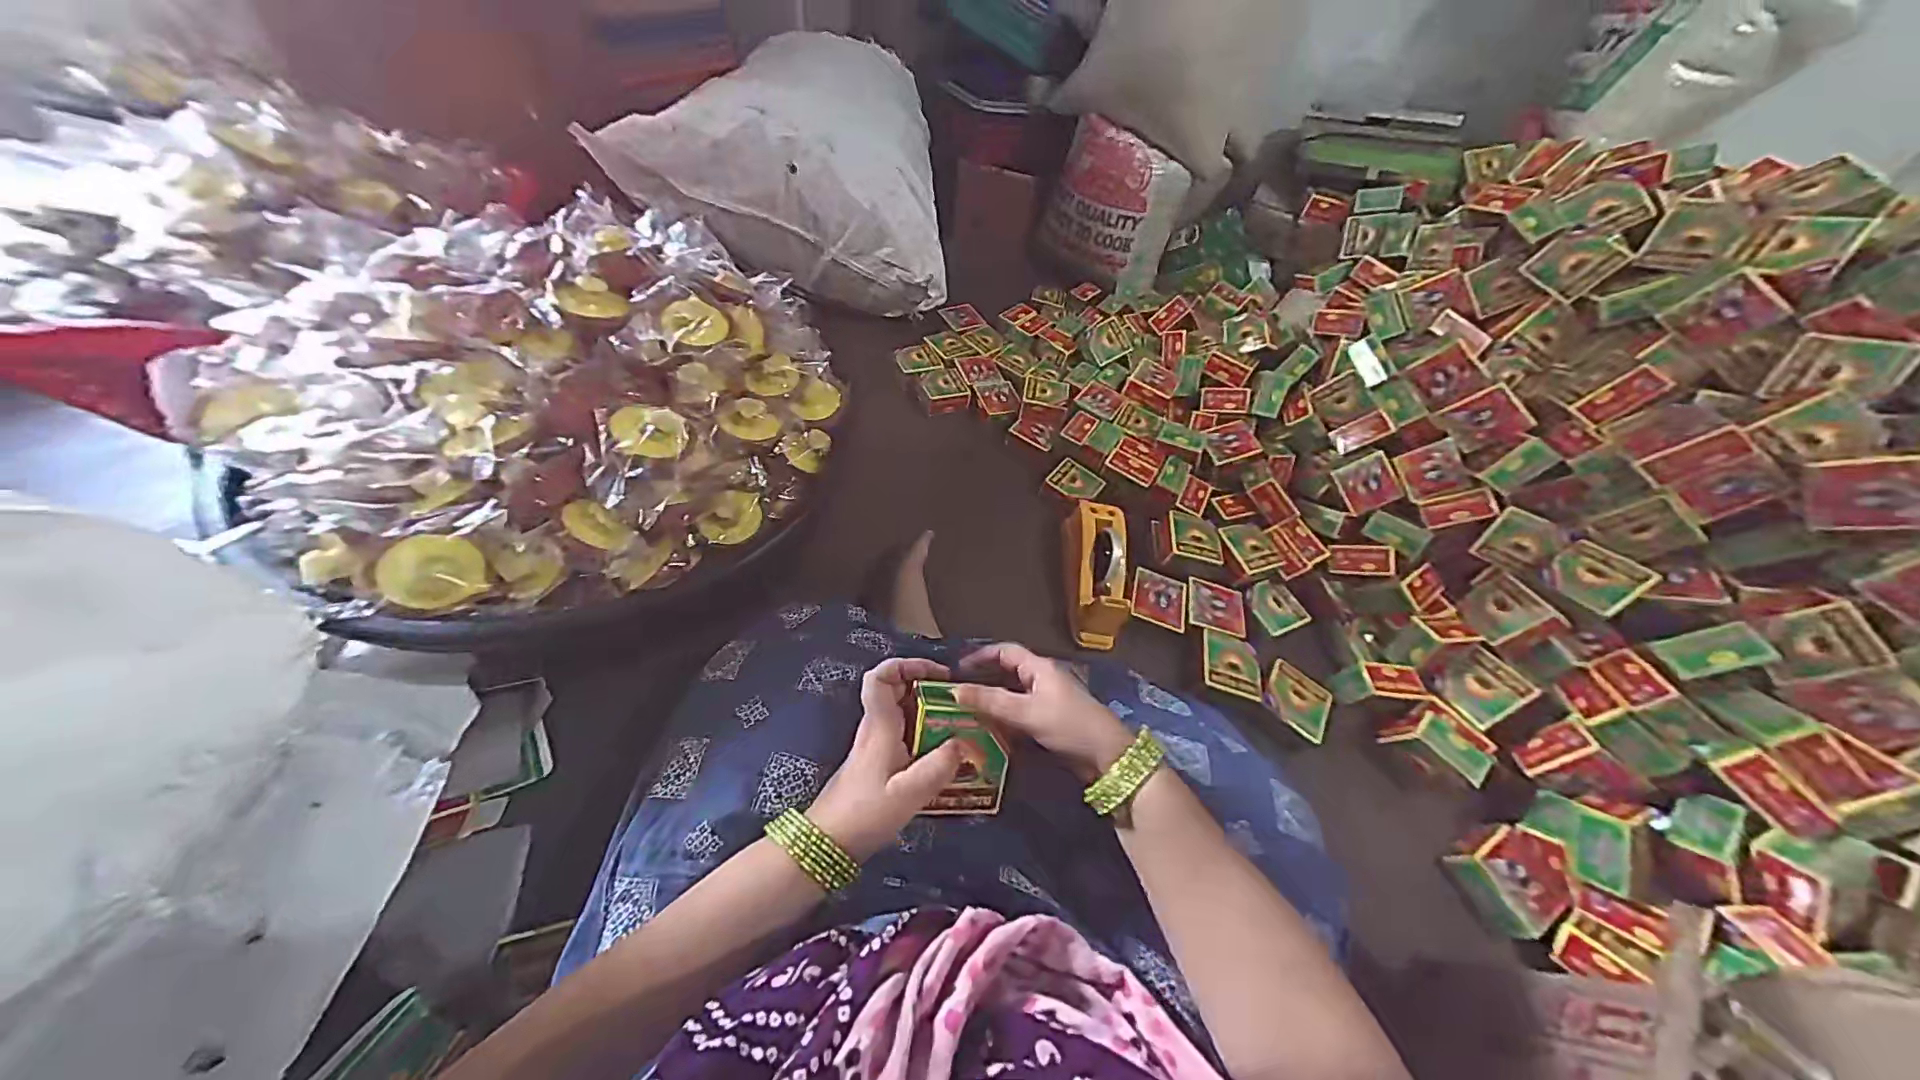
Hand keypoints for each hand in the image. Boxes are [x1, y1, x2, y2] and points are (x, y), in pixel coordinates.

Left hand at [806, 657, 962, 862]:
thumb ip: (939, 767)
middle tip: (957, 700)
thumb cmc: (865, 814)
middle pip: (896, 688)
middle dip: (927, 686)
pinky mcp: (877, 761)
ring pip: (902, 712)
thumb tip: (964, 743)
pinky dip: (924, 733)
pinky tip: (944, 754)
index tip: (938, 674)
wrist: (828, 843)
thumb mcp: (908, 794)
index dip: (907, 664)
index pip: (881, 675)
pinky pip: (903, 734)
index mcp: (879, 725)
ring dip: (929, 711)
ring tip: (959, 724)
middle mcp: (875, 728)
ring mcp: (875, 744)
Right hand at [955, 642, 1133, 781]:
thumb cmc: (1068, 725)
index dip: (980, 656)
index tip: (957, 669)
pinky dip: (1003, 715)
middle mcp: (1043, 678)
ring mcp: (1047, 699)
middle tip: (957, 692)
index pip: (1005, 651)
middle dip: (983, 679)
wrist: (1107, 756)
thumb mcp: (1026, 713)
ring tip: (966, 710)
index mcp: (1040, 667)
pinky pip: (1020, 711)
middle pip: (1007, 672)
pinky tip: (989, 727)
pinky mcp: (1049, 719)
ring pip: (1012, 693)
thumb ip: (990, 701)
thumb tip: (955, 690)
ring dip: (992, 699)